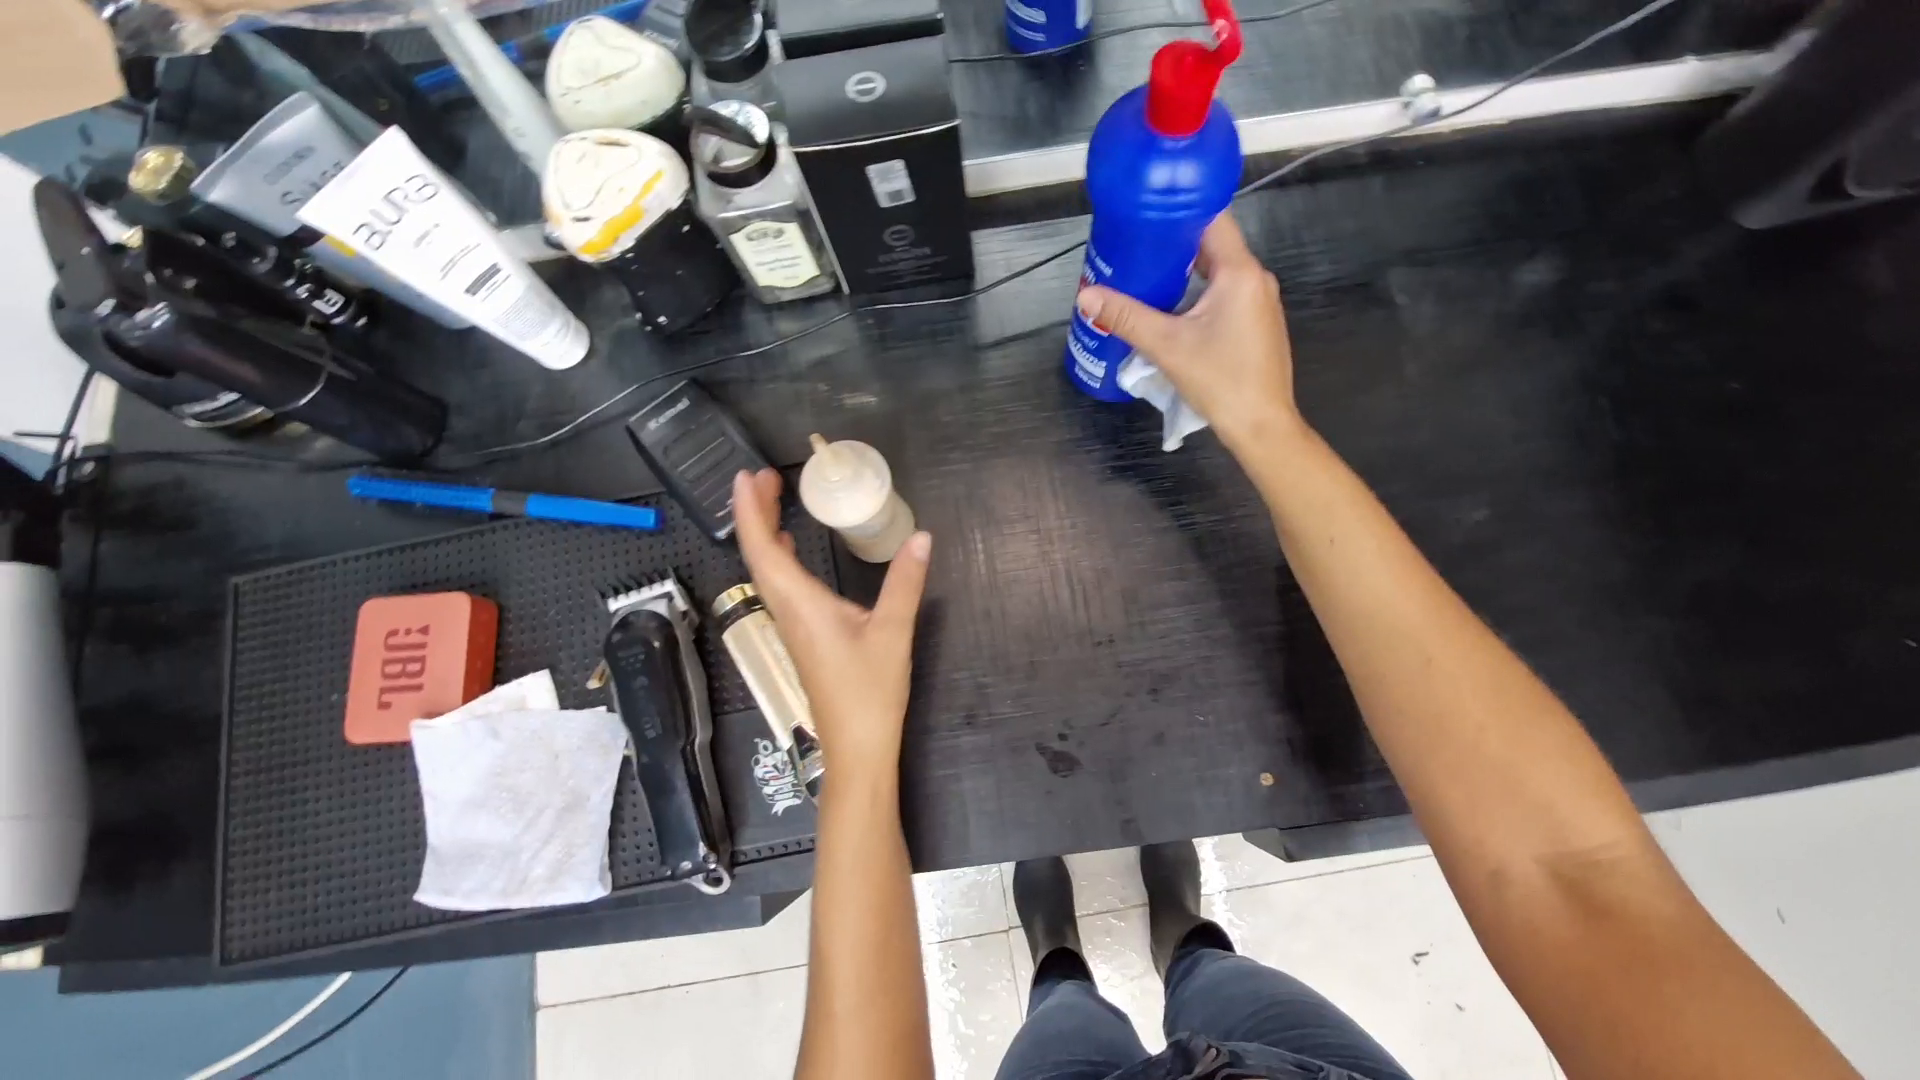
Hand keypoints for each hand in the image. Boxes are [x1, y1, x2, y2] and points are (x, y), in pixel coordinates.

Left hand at [731, 469, 931, 784]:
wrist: (857, 748)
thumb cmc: (870, 693)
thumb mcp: (894, 633)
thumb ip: (904, 583)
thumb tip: (920, 537)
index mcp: (800, 606)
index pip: (764, 550)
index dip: (751, 512)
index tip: (747, 478)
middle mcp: (787, 612)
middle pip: (759, 556)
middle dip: (755, 514)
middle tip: (763, 477)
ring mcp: (791, 626)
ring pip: (767, 572)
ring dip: (765, 534)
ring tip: (773, 502)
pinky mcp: (801, 638)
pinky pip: (779, 586)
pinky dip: (779, 558)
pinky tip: (791, 550)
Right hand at [1075, 213, 1306, 455]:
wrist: (1261, 426)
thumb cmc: (1220, 381)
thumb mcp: (1167, 347)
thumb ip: (1126, 317)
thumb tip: (1086, 297)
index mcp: (1240, 273)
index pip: (1211, 220)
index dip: (1178, 212)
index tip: (1145, 215)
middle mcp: (1255, 280)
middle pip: (1211, 246)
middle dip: (1172, 247)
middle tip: (1133, 249)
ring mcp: (1258, 303)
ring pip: (1216, 274)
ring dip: (1182, 273)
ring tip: (1143, 278)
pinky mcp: (1255, 325)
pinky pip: (1222, 296)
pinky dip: (1195, 295)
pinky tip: (1169, 309)